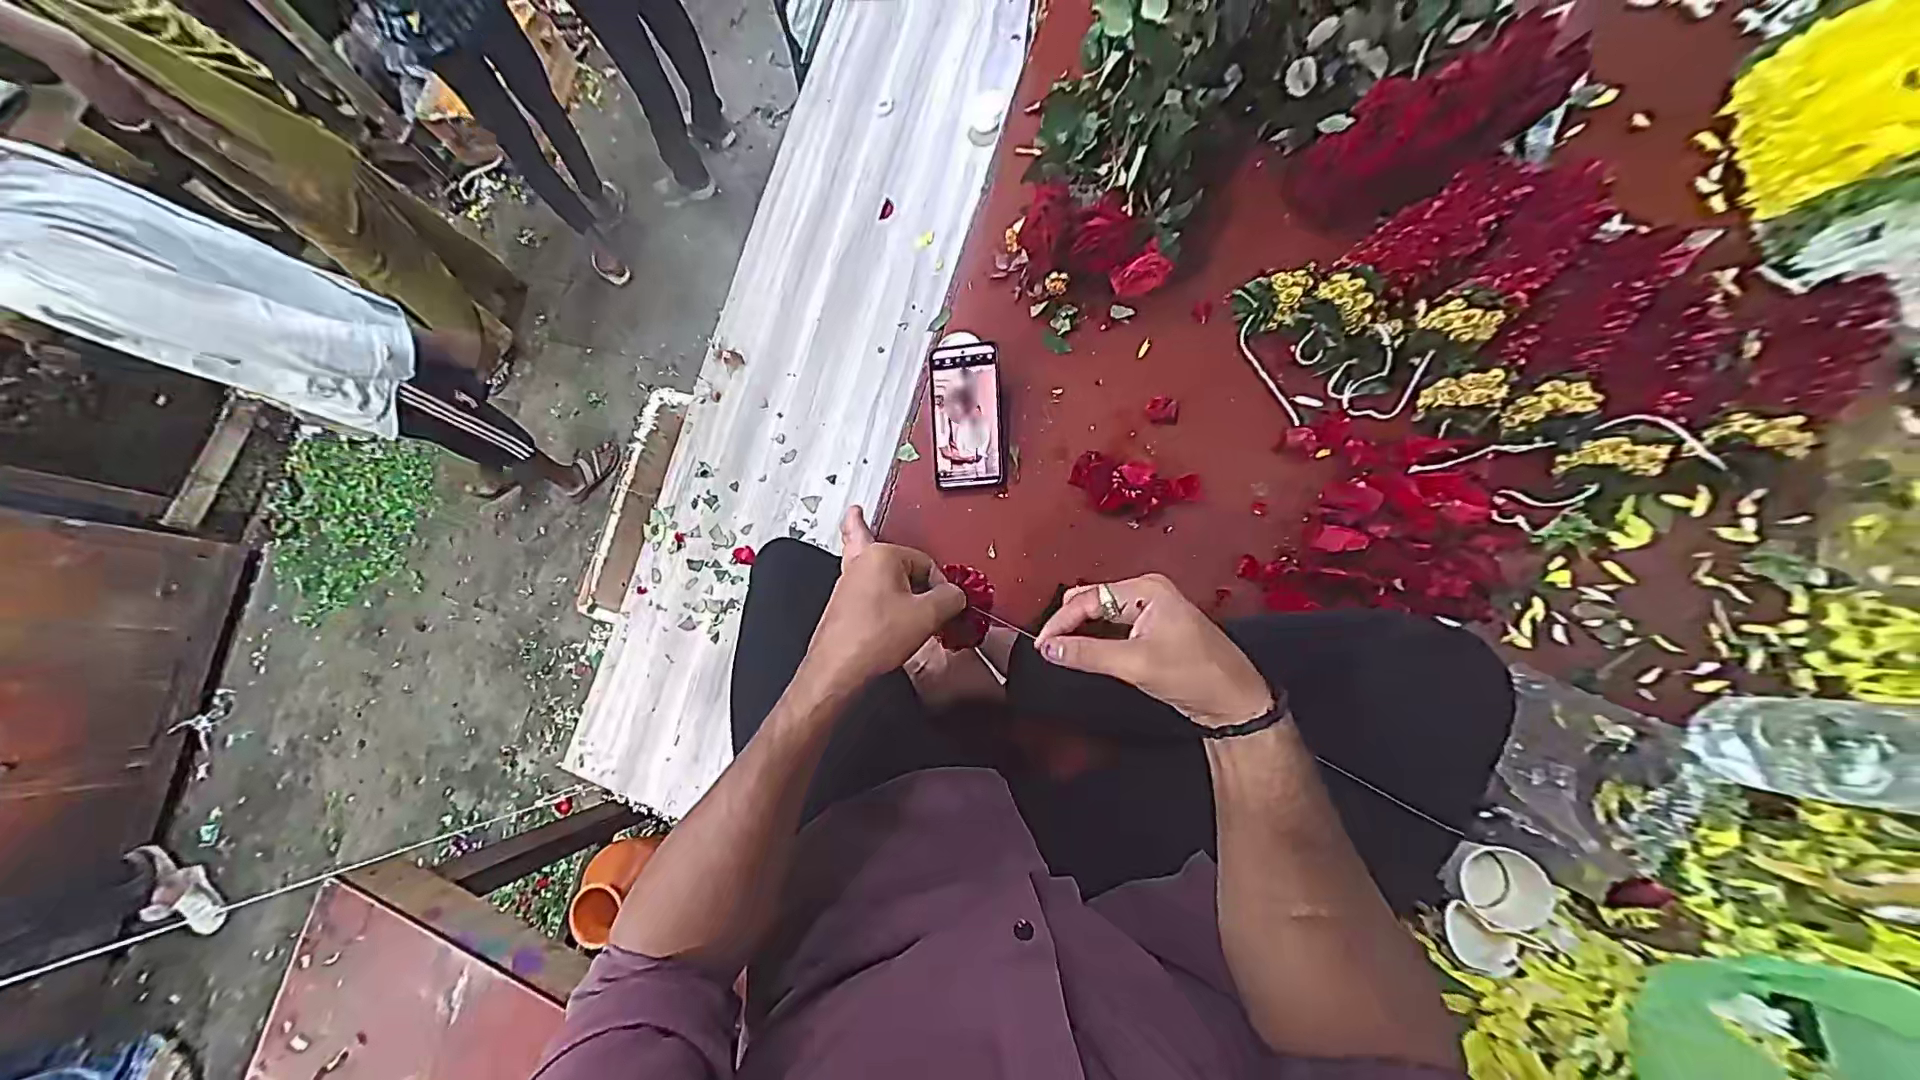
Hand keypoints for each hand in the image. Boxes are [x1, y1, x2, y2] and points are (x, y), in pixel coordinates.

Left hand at [795, 507, 965, 697]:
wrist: (838, 668)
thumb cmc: (870, 640)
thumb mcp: (927, 616)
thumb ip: (951, 598)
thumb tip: (956, 595)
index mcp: (882, 555)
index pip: (926, 562)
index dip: (940, 585)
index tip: (945, 603)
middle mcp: (862, 562)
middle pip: (900, 560)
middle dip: (910, 569)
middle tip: (910, 565)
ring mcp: (850, 581)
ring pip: (875, 564)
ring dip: (888, 570)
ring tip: (857, 517)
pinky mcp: (845, 601)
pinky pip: (860, 577)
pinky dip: (866, 572)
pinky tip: (858, 561)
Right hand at [1036, 574, 1274, 727]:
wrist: (1235, 701)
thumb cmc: (1196, 676)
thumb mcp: (1135, 664)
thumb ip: (1087, 653)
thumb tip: (1049, 648)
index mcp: (1147, 589)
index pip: (1088, 598)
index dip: (1061, 621)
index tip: (1042, 644)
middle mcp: (1148, 592)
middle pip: (1092, 601)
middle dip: (1068, 623)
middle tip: (1050, 649)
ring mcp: (1151, 609)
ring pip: (1101, 614)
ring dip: (1081, 632)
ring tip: (1061, 652)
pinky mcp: (1153, 628)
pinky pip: (1113, 626)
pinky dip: (1096, 638)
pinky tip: (1085, 653)